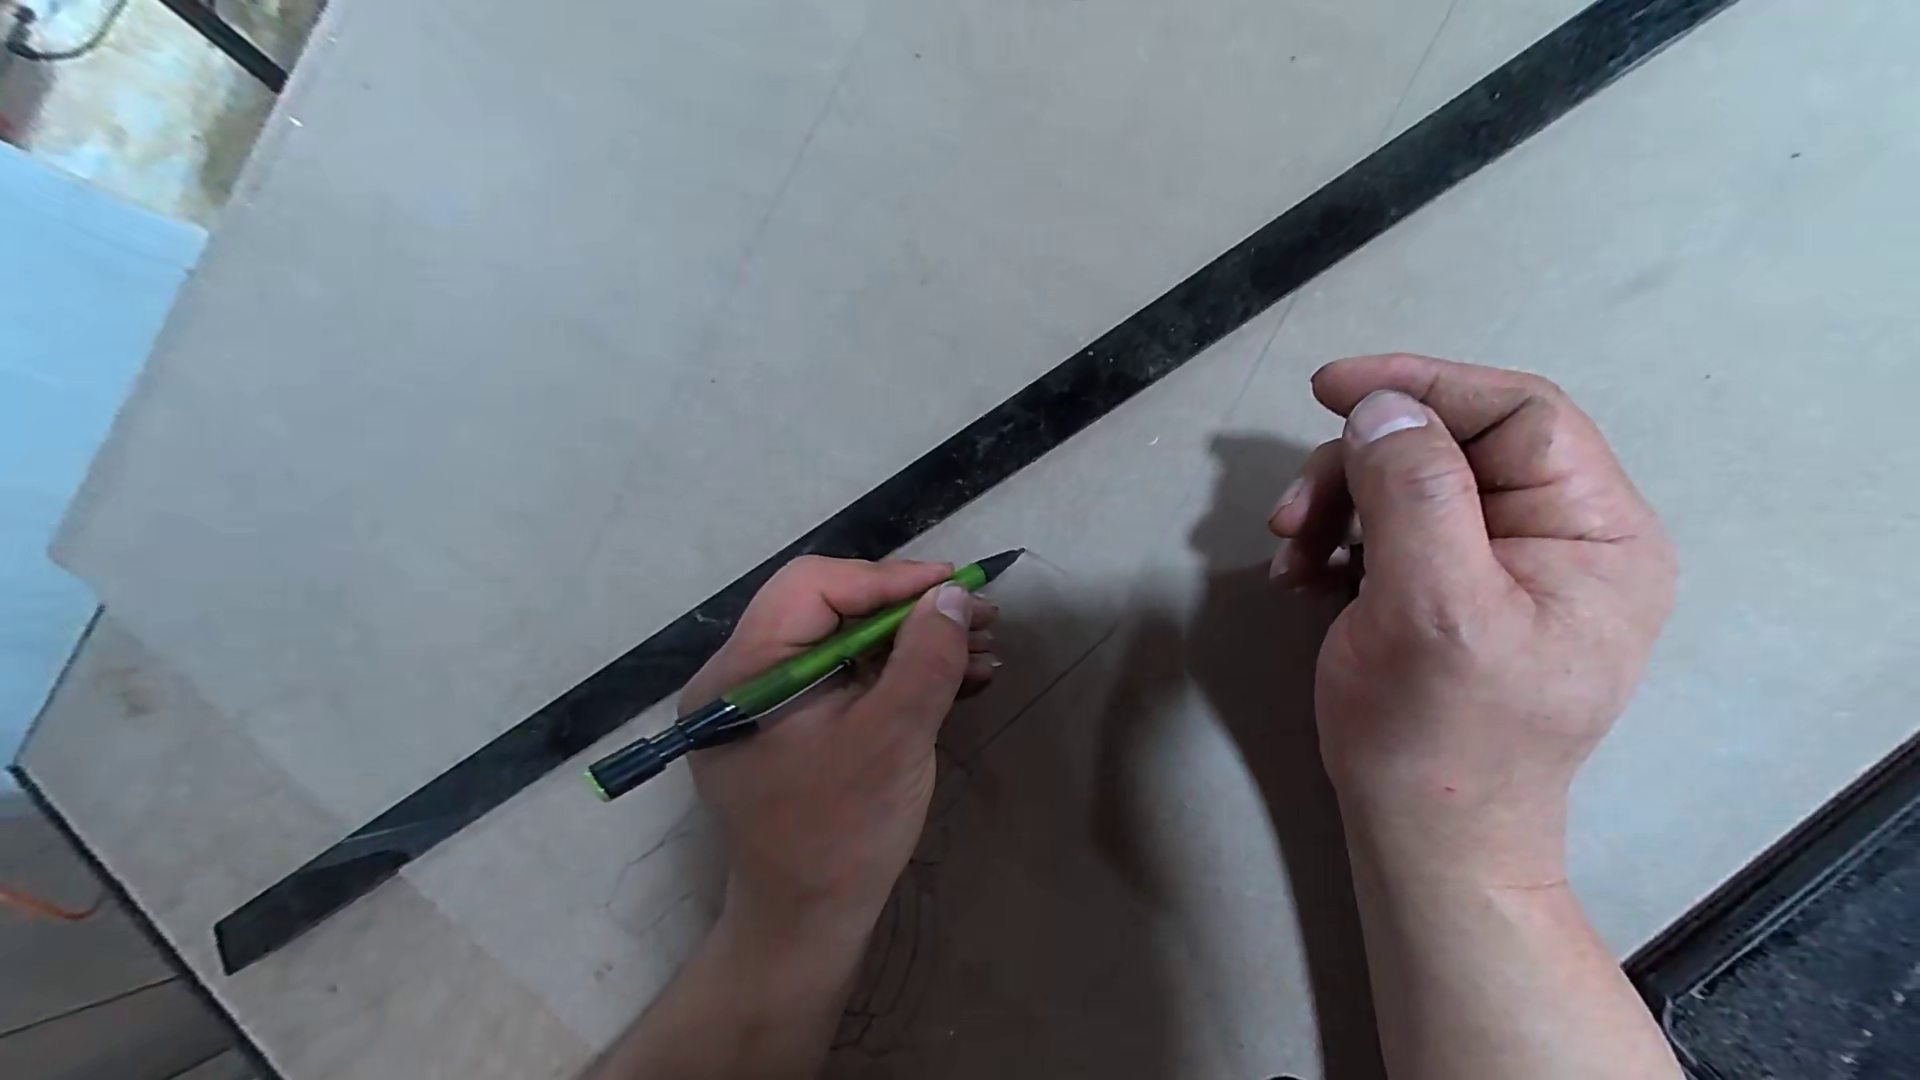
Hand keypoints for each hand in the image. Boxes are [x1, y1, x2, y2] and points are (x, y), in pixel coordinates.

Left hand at [684, 557, 995, 932]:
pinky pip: (857, 671)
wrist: (811, 922)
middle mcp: (749, 671)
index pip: (810, 587)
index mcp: (744, 671)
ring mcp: (776, 693)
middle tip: (978, 613)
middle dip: (913, 608)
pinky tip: (964, 672)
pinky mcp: (805, 714)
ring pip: (854, 636)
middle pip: (834, 606)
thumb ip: (926, 660)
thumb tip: (955, 595)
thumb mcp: (893, 742)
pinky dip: (908, 668)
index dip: (886, 578)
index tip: (952, 585)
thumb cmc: (842, 837)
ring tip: (984, 642)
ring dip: (920, 636)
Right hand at [1268, 354, 1675, 884]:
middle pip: (1441, 450)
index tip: (1329, 387)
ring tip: (1288, 554)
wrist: (1421, 824)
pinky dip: (1328, 542)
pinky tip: (1300, 576)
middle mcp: (1544, 536)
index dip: (1423, 386)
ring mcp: (1482, 562)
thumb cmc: (1438, 728)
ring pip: (1394, 487)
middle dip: (1353, 468)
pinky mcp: (1428, 585)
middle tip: (1289, 514)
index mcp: (1588, 532)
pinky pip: (1373, 529)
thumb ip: (1412, 494)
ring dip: (1330, 508)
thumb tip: (1377, 407)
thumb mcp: (1432, 605)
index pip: (1515, 415)